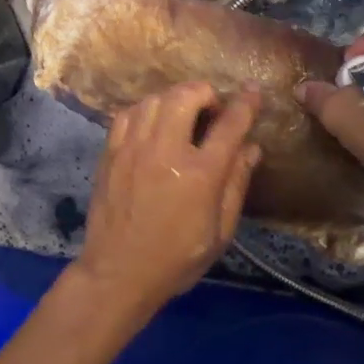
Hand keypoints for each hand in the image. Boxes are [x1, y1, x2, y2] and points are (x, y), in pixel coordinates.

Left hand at [77, 82, 263, 304]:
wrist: (118, 272)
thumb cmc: (176, 258)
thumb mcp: (220, 232)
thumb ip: (236, 184)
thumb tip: (251, 147)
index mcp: (200, 174)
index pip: (230, 124)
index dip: (245, 103)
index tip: (252, 92)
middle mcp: (165, 151)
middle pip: (186, 96)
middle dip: (204, 92)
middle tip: (212, 108)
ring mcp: (133, 149)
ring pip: (154, 100)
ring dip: (173, 99)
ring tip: (182, 113)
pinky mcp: (110, 153)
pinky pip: (126, 114)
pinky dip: (144, 111)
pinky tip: (151, 124)